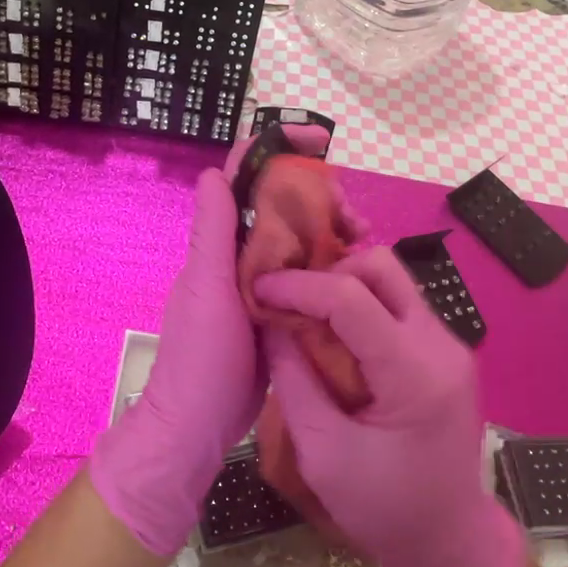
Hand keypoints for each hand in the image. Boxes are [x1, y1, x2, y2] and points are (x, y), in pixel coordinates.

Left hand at [88, 124, 332, 555]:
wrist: (200, 426)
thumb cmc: (201, 354)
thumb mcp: (207, 288)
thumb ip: (212, 231)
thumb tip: (212, 171)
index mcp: (222, 240)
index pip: (245, 177)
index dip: (276, 149)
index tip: (316, 140)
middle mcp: (241, 252)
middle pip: (281, 204)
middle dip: (319, 195)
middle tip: (356, 215)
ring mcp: (263, 282)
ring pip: (299, 239)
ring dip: (331, 230)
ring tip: (367, 241)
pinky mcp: (281, 311)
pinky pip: (309, 276)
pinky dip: (333, 266)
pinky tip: (361, 273)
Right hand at [255, 249, 523, 566]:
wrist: (449, 540)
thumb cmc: (384, 507)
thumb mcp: (323, 454)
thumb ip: (294, 382)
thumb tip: (270, 323)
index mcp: (414, 374)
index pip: (352, 298)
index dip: (299, 285)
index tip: (260, 287)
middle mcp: (441, 345)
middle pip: (382, 266)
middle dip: (329, 271)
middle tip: (291, 298)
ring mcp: (448, 344)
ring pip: (392, 279)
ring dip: (345, 284)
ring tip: (308, 312)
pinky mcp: (443, 351)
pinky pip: (399, 303)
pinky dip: (362, 304)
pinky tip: (334, 332)